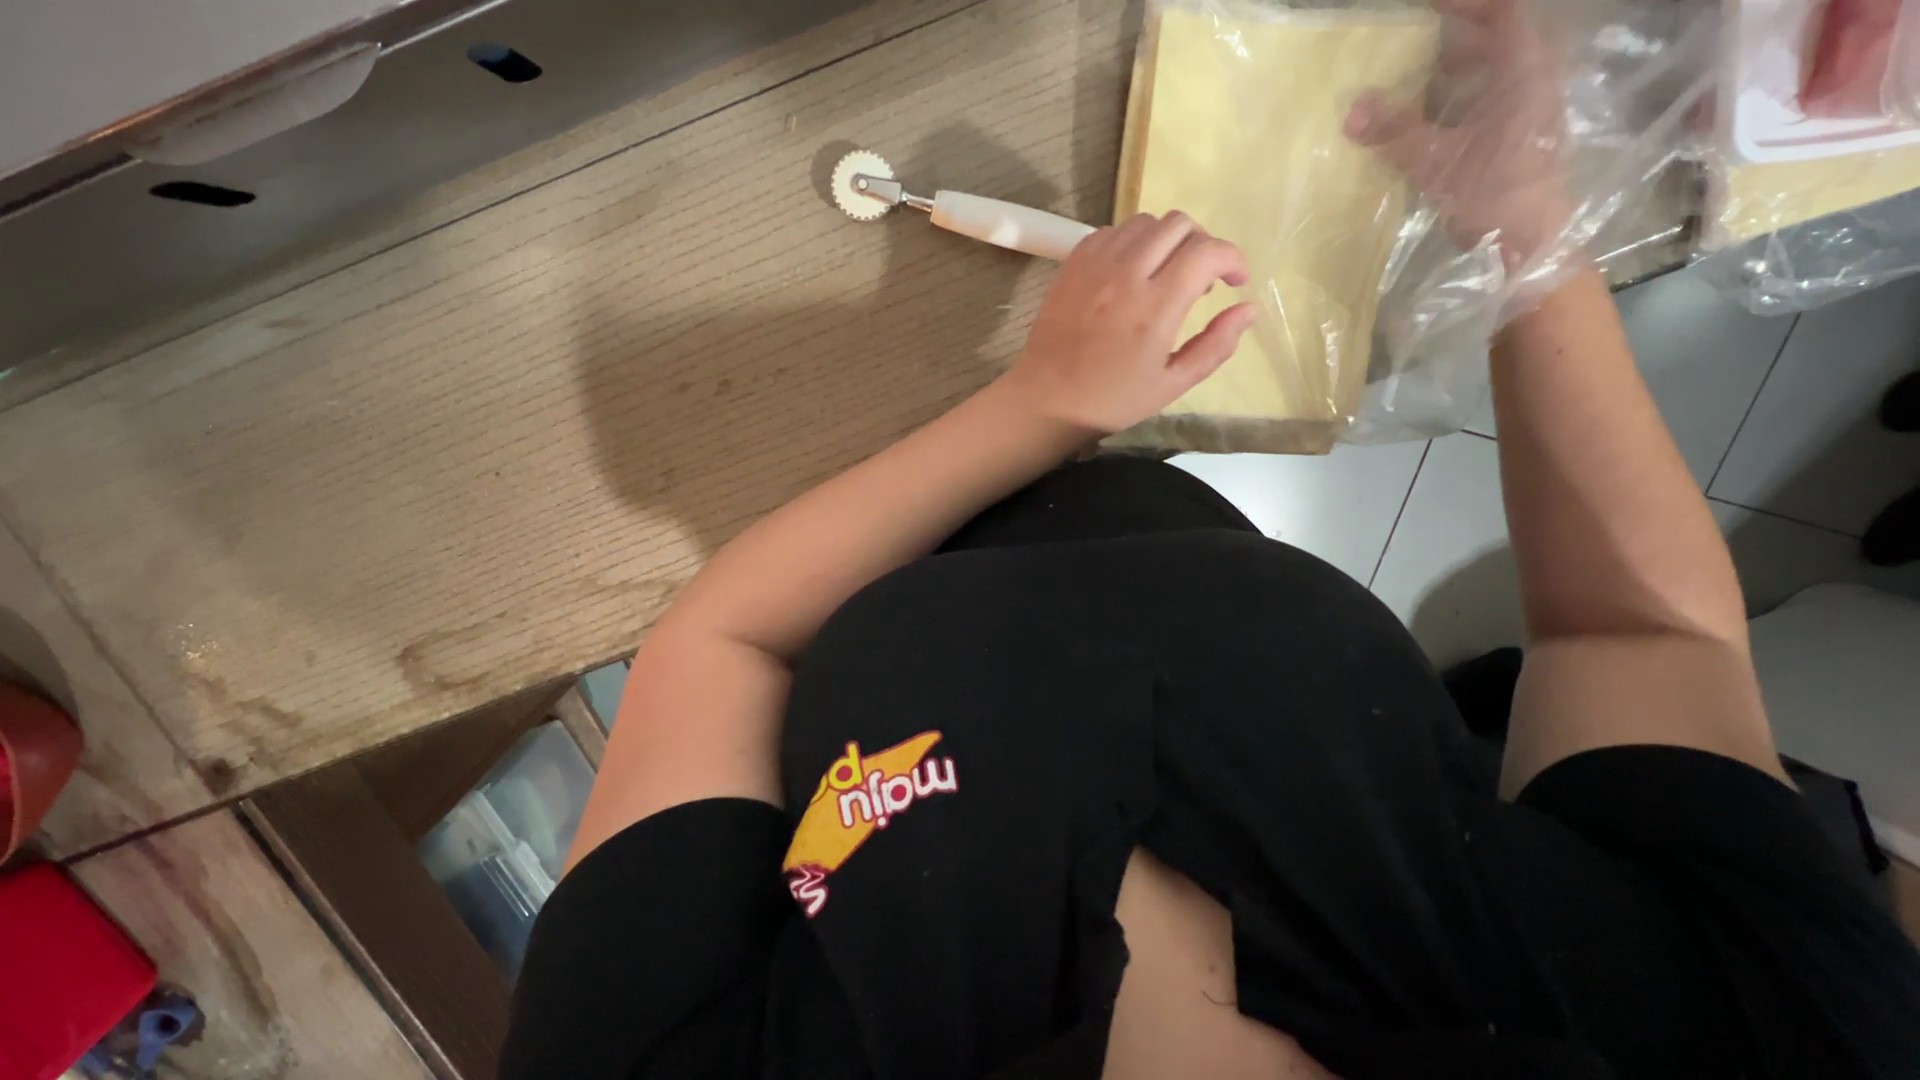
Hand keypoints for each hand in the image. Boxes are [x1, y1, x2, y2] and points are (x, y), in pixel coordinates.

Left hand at [1004, 212, 1252, 434]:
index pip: (1207, 251)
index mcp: (1155, 307)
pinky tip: (1132, 272)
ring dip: (1166, 239)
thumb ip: (1215, 345)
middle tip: (1201, 278)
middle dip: (1202, 244)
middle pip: (1178, 224)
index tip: (1236, 281)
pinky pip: (1111, 231)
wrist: (1046, 401)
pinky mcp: (1072, 265)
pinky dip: (1132, 242)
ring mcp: (1095, 266)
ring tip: (1165, 273)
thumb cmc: (1112, 401)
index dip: (1233, 258)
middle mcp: (1126, 275)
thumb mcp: (1173, 384)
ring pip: (1144, 222)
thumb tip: (1247, 309)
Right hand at [1344, 0, 1573, 268]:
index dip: (1467, 3)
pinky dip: (1463, 99)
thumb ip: (1395, 131)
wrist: (1529, 242)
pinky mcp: (1525, 138)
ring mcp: (1534, 111)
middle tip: (1415, 43)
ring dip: (1458, 72)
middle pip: (1501, 40)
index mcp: (1524, 73)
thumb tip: (1352, 109)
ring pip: (1496, 73)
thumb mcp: (1435, 162)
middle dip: (1457, 38)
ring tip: (1416, 80)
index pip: (1503, 14)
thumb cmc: (1492, 194)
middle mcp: (1536, 82)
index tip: (1427, 5)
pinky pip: (1494, 100)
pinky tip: (1432, 120)